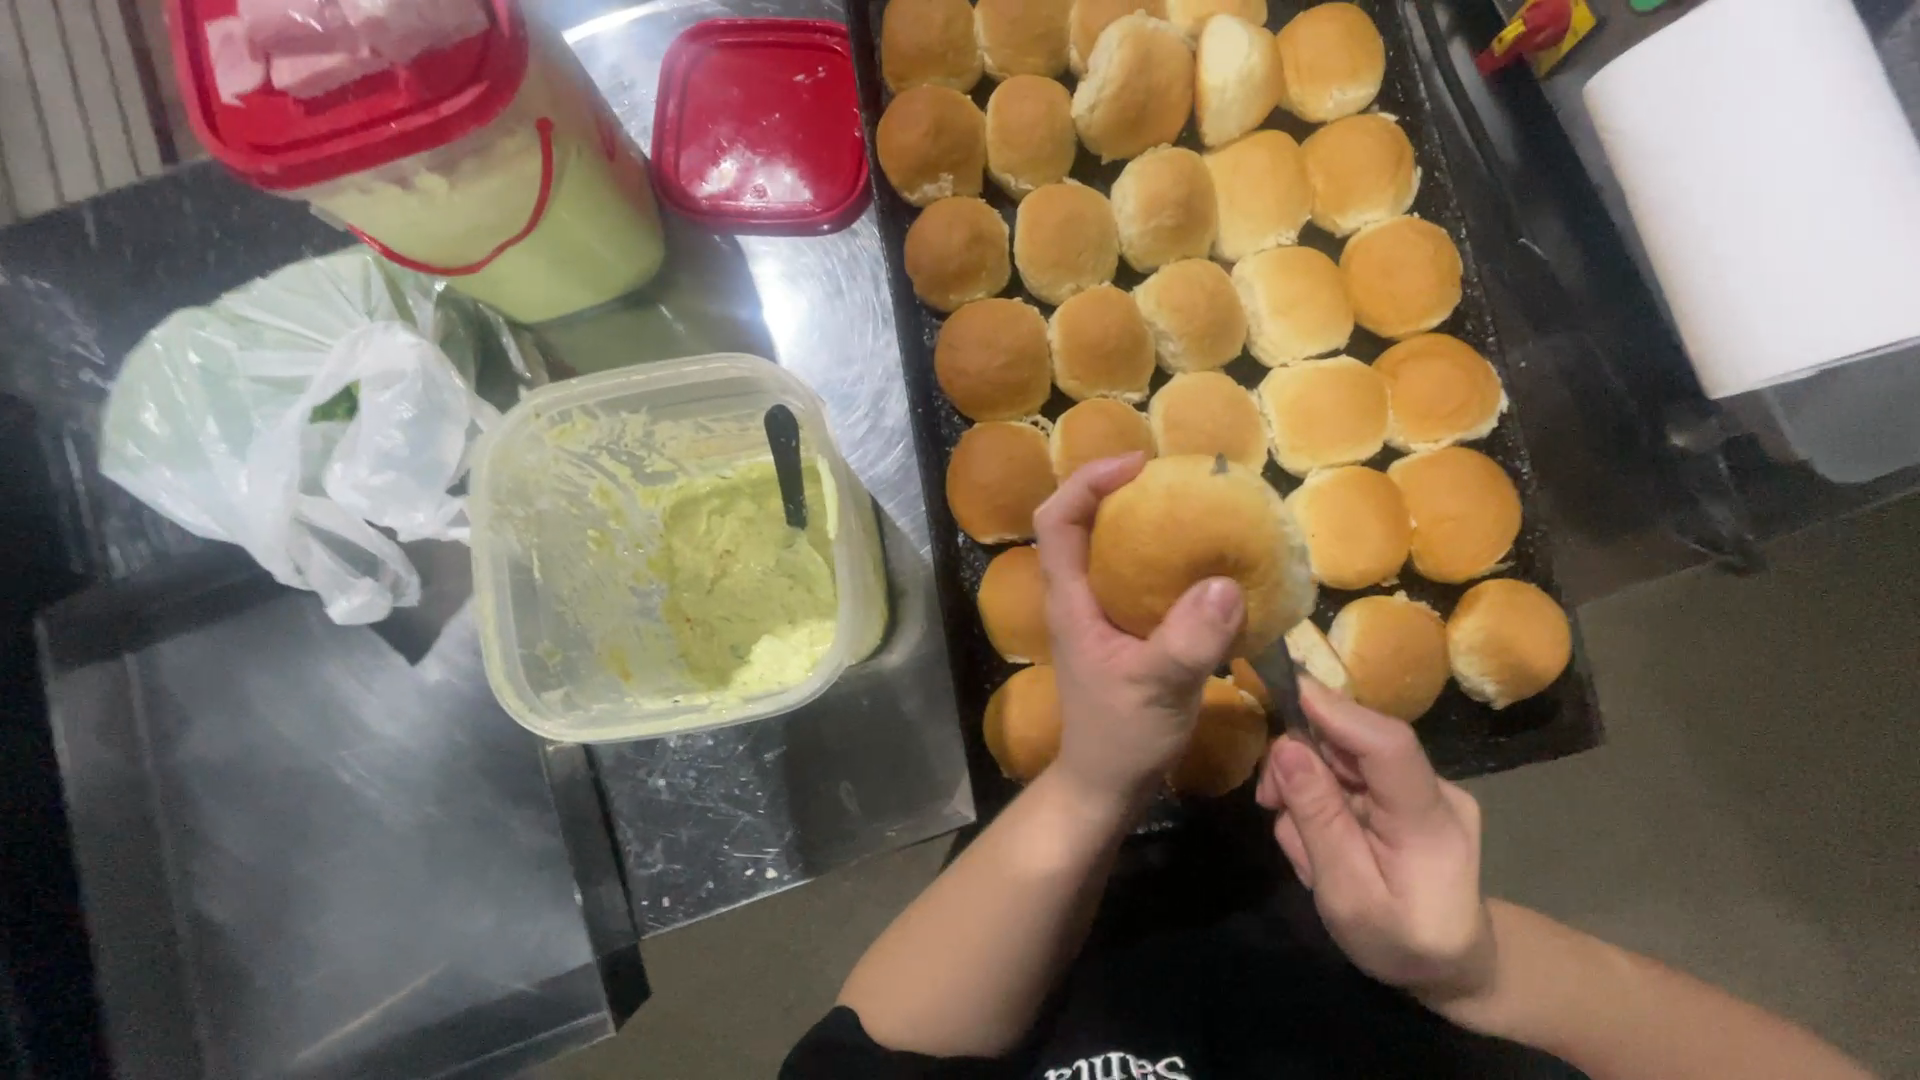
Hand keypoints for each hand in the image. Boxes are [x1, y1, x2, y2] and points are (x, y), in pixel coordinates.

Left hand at [1033, 455, 1245, 808]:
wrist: (1108, 784)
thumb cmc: (1120, 737)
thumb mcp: (1157, 688)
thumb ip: (1188, 640)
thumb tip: (1225, 582)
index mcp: (1070, 600)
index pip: (1056, 519)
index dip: (1087, 482)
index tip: (1137, 466)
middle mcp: (1079, 597)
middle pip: (1083, 524)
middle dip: (1121, 492)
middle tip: (1177, 481)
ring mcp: (1100, 613)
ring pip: (1112, 550)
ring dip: (1146, 524)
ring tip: (1197, 511)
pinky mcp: (1124, 631)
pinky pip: (1140, 580)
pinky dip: (1167, 562)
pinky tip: (1207, 567)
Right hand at [1254, 680, 1495, 1009]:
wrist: (1453, 968)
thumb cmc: (1400, 942)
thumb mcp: (1346, 896)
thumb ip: (1317, 820)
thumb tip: (1286, 749)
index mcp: (1430, 823)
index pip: (1389, 746)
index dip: (1336, 711)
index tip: (1284, 688)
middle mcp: (1435, 791)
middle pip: (1355, 744)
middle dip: (1301, 761)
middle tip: (1269, 803)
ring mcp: (1424, 789)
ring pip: (1344, 759)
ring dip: (1307, 785)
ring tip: (1304, 841)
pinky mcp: (1407, 793)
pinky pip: (1351, 775)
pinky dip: (1323, 795)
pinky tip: (1322, 835)